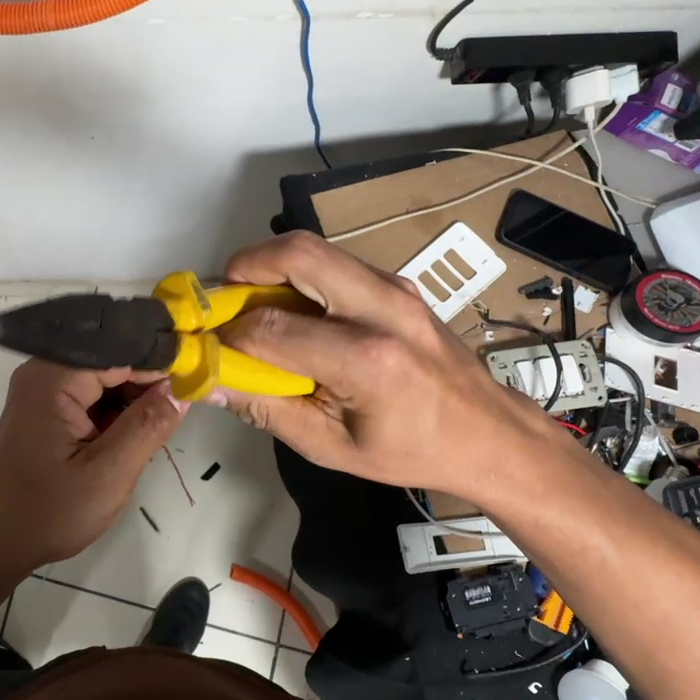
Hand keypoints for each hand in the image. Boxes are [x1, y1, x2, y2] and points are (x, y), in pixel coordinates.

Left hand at [0, 360, 186, 572]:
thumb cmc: (48, 511)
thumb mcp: (108, 473)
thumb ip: (147, 426)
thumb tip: (181, 390)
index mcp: (52, 378)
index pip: (119, 349)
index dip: (161, 360)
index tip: (200, 375)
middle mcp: (42, 374)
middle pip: (109, 359)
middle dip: (148, 379)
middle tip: (188, 402)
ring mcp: (40, 393)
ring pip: (101, 379)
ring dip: (132, 399)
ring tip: (163, 423)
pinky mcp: (43, 413)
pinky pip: (88, 398)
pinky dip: (113, 412)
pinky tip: (132, 435)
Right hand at [210, 232, 569, 500]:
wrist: (489, 434)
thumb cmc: (411, 451)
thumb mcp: (329, 446)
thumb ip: (266, 409)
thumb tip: (210, 382)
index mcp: (367, 360)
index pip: (270, 328)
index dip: (228, 337)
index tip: (209, 350)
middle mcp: (383, 308)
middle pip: (297, 253)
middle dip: (244, 266)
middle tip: (224, 300)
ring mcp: (395, 288)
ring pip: (315, 248)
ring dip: (270, 267)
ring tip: (251, 306)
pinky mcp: (397, 284)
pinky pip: (334, 264)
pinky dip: (298, 277)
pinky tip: (292, 314)